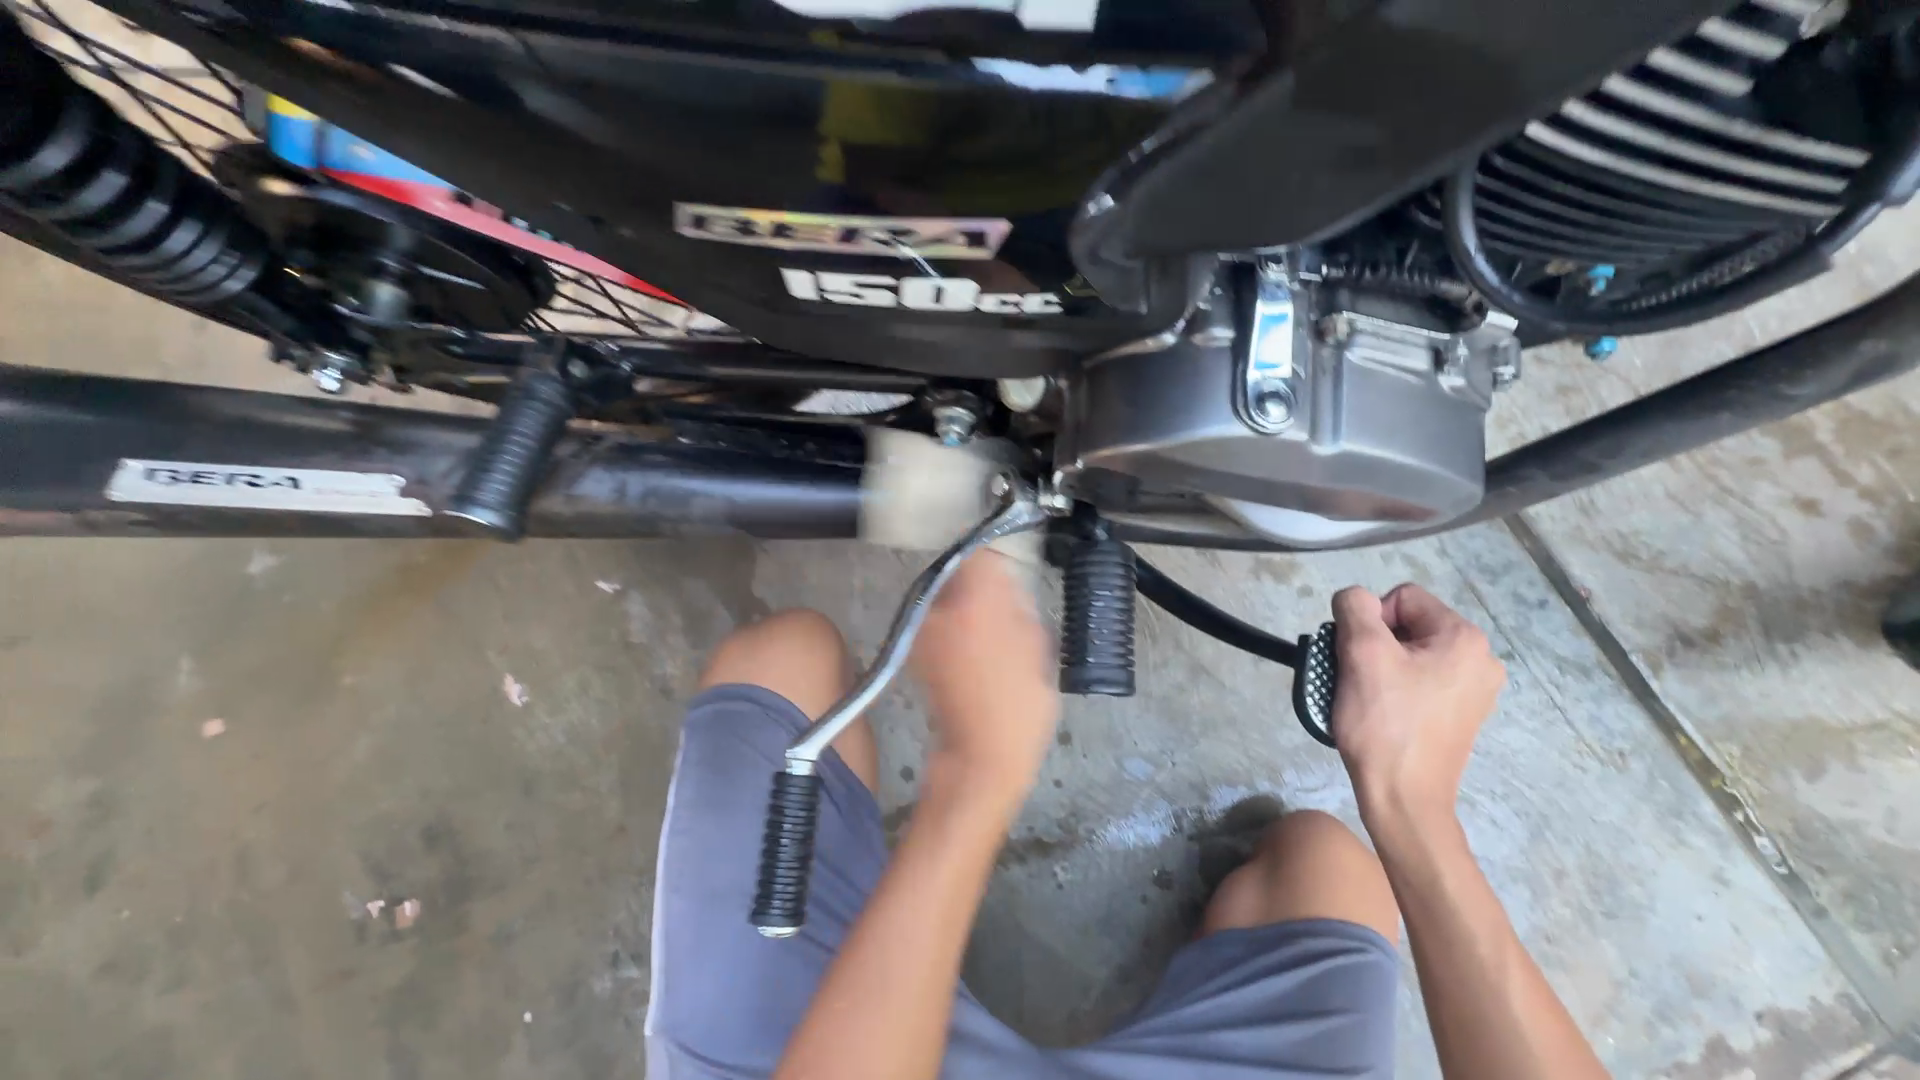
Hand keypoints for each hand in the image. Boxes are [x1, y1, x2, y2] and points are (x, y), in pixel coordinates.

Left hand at [909, 551, 1058, 803]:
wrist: (982, 754)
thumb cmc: (1021, 704)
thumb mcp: (1038, 643)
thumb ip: (1019, 601)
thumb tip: (1009, 580)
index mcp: (975, 599)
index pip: (979, 549)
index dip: (997, 550)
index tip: (1011, 557)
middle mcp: (941, 606)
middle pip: (961, 570)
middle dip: (982, 579)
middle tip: (1008, 599)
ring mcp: (924, 628)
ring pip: (949, 595)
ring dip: (968, 602)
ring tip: (994, 629)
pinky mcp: (917, 650)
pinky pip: (941, 621)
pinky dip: (956, 625)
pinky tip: (978, 649)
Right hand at [1331, 584, 1505, 825]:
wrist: (1404, 797)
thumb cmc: (1384, 723)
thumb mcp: (1361, 653)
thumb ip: (1354, 607)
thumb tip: (1354, 599)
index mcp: (1464, 638)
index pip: (1402, 598)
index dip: (1369, 620)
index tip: (1357, 656)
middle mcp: (1482, 659)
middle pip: (1409, 626)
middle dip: (1375, 645)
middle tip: (1357, 678)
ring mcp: (1477, 691)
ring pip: (1412, 655)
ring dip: (1383, 668)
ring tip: (1368, 697)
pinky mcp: (1463, 716)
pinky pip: (1423, 682)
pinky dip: (1398, 690)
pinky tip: (1386, 714)